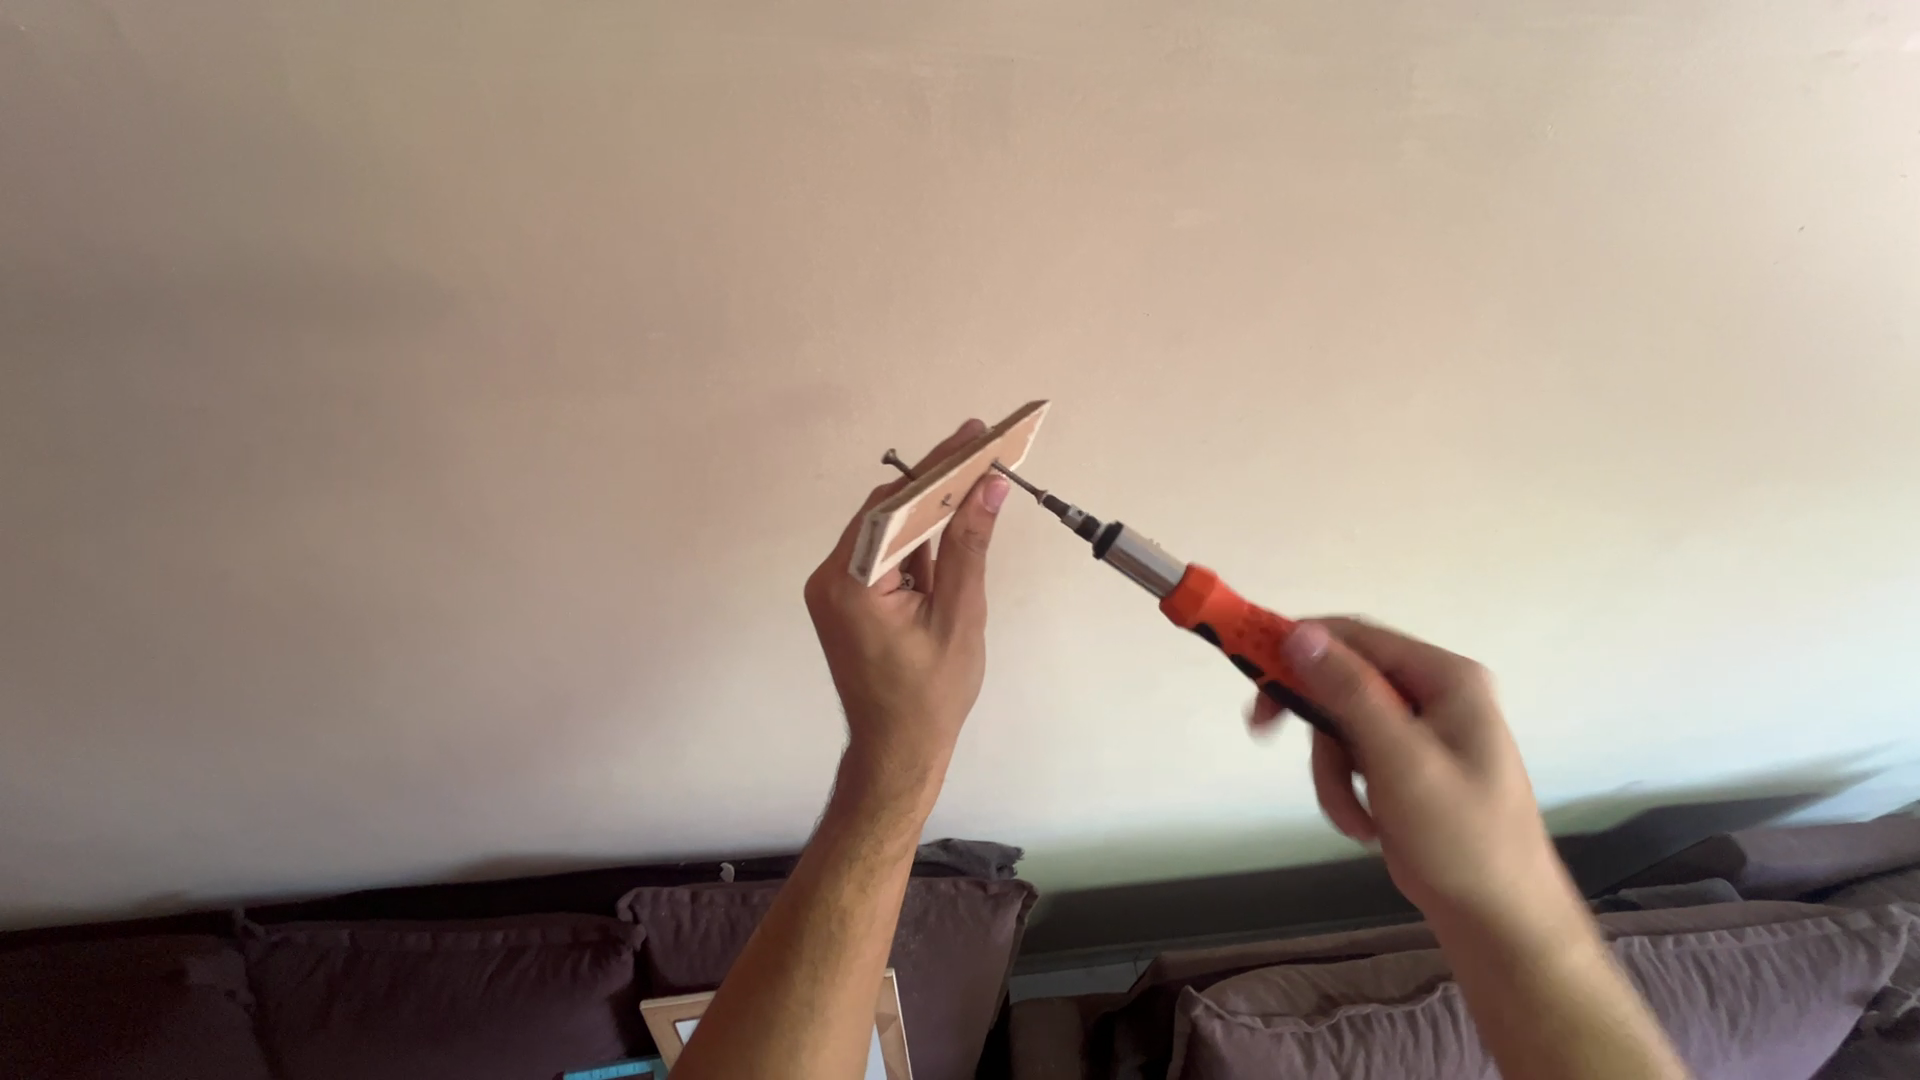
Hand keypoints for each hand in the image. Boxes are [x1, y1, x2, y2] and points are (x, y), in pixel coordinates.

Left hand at [804, 419, 1010, 800]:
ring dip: (928, 512)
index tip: (972, 436)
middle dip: (935, 485)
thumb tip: (989, 488)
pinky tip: (951, 524)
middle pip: (885, 511)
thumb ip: (969, 546)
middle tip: (980, 451)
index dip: (937, 468)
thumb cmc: (930, 696)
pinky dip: (916, 542)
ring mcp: (834, 589)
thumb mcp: (959, 616)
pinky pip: (882, 554)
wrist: (897, 750)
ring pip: (884, 530)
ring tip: (974, 481)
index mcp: (851, 585)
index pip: (893, 506)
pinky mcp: (845, 598)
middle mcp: (830, 579)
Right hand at [1252, 618, 1582, 934]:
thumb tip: (1300, 635)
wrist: (1497, 919)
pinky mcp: (1400, 760)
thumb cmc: (1461, 838)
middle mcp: (1431, 692)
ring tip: (1351, 817)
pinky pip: (1347, 753)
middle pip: (1340, 679)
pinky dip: (1343, 788)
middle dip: (1312, 720)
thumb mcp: (1400, 760)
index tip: (1253, 667)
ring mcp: (1416, 728)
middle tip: (1262, 727)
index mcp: (1445, 678)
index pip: (1356, 637)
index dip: (1300, 644)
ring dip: (1330, 771)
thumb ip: (1350, 693)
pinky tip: (1365, 824)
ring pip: (1336, 722)